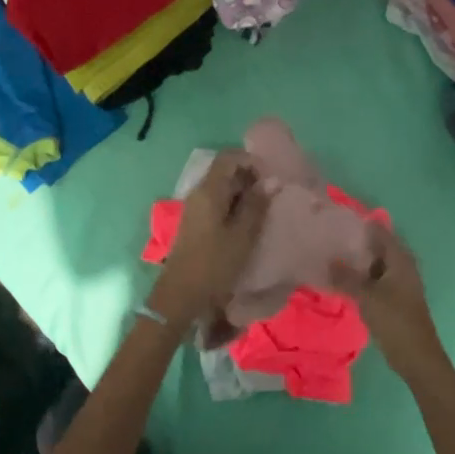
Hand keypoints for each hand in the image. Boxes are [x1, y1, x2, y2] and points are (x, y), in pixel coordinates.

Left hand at [151, 151, 271, 327]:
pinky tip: (247, 225)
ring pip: (222, 189)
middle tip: (272, 197)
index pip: (229, 158)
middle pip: (225, 171)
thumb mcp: (242, 235)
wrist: (181, 295)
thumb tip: (272, 180)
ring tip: (264, 212)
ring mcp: (194, 208)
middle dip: (250, 178)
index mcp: (209, 191)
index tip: (271, 180)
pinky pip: (217, 204)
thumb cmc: (215, 264)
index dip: (252, 162)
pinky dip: (234, 207)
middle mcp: (198, 193)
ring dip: (243, 195)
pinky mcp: (195, 223)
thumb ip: (257, 205)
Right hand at [330, 223, 446, 375]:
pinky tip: (342, 282)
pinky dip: (360, 279)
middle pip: (378, 248)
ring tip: (331, 257)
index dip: (362, 224)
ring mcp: (399, 284)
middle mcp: (402, 267)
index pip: (381, 232)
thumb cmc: (394, 320)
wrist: (415, 355)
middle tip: (329, 238)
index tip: (338, 219)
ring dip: (357, 263)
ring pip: (375, 266)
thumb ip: (346, 277)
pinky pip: (374, 282)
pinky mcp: (394, 300)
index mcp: (400, 260)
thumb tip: (329, 260)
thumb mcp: (366, 296)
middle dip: (356, 243)